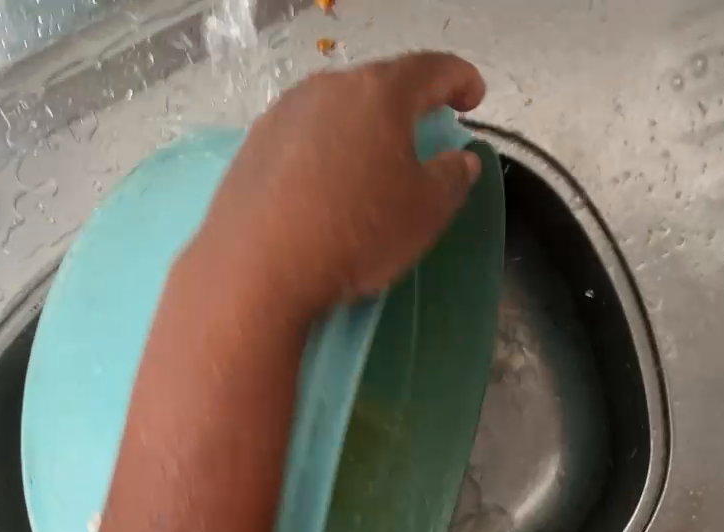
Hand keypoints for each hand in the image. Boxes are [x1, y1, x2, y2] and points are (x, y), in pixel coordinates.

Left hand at [193, 52, 486, 319]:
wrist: (257, 270)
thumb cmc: (357, 235)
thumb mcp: (426, 213)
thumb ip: (452, 178)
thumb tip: (460, 160)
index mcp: (379, 93)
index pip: (431, 70)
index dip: (460, 80)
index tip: (472, 97)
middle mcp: (326, 90)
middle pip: (376, 88)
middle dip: (405, 107)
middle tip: (421, 132)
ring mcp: (281, 117)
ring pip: (334, 114)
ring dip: (358, 133)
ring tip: (369, 166)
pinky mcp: (250, 151)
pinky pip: (301, 144)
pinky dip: (322, 157)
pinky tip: (323, 192)